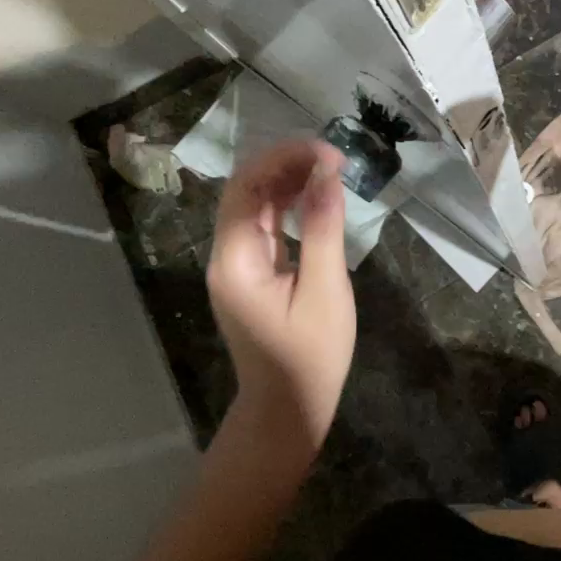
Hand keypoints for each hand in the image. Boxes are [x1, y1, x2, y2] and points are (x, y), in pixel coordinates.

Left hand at [206, 140, 354, 443]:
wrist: (289, 408)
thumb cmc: (311, 354)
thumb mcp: (325, 290)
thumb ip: (323, 227)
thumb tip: (327, 172)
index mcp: (236, 260)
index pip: (246, 187)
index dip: (284, 158)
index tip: (329, 153)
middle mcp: (227, 256)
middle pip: (245, 189)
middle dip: (286, 162)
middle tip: (334, 156)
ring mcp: (236, 264)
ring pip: (253, 203)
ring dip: (287, 178)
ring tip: (330, 167)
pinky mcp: (251, 271)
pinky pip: (264, 222)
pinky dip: (288, 201)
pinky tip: (316, 193)